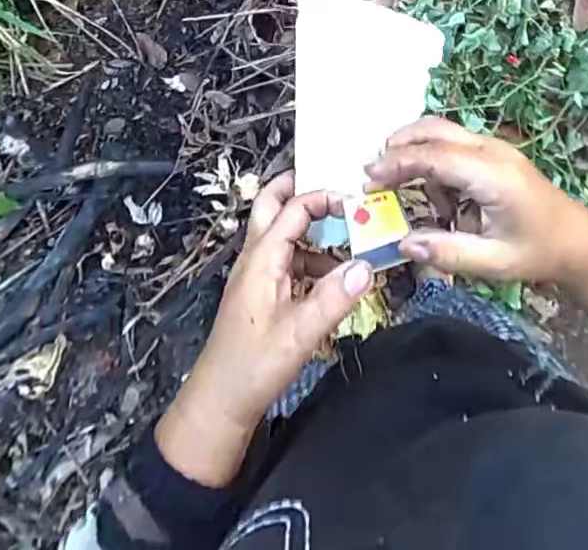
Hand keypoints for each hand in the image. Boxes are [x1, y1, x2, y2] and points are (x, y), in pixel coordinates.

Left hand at [155, 172, 372, 486]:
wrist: (220, 402)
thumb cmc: (254, 366)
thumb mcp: (299, 334)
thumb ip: (334, 298)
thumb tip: (367, 265)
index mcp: (262, 257)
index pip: (294, 208)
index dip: (324, 198)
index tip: (356, 202)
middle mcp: (257, 256)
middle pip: (272, 204)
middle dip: (300, 189)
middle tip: (334, 185)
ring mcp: (258, 273)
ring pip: (283, 233)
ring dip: (312, 228)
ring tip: (349, 236)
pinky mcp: (263, 291)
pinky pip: (289, 260)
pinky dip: (312, 258)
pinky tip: (336, 277)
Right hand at [368, 117, 587, 290]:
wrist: (580, 241)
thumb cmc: (539, 253)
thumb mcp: (494, 263)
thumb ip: (448, 253)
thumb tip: (403, 243)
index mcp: (493, 175)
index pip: (435, 156)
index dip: (398, 163)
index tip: (369, 177)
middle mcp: (491, 150)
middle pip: (434, 129)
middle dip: (399, 146)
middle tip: (374, 175)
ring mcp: (493, 147)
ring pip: (441, 132)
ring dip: (418, 156)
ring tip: (418, 199)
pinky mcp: (492, 152)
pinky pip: (452, 145)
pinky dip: (435, 163)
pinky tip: (445, 201)